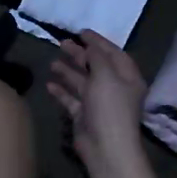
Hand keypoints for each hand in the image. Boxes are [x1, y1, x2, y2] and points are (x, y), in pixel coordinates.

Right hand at [47, 29, 148, 168]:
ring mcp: (98, 103)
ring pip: (82, 82)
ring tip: (52, 62)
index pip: (113, 54)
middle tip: (62, 43)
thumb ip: (97, 57)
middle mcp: (114, 88)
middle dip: (80, 55)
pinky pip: (71, 99)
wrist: (105, 146)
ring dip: (68, 71)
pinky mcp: (84, 116)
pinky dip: (61, 91)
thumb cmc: (110, 106)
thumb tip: (90, 46)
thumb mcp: (106, 75)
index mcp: (127, 77)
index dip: (98, 42)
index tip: (81, 32)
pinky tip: (49, 84)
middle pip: (96, 66)